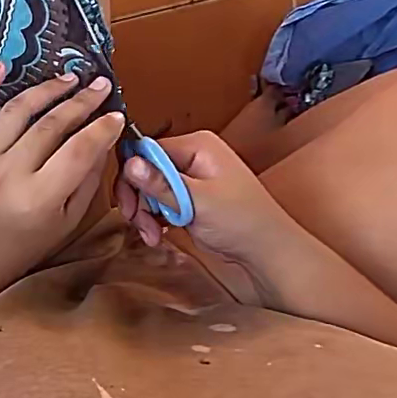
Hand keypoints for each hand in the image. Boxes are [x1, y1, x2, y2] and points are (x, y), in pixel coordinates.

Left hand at [0, 62, 124, 297]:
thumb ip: (87, 177)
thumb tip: (104, 136)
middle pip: (50, 126)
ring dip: (46, 90)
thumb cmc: (32, 241)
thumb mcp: (70, 218)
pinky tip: (0, 66)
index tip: (116, 115)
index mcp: (38, 198)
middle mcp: (7, 175)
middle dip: (81, 103)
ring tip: (70, 79)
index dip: (101, 129)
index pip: (77, 151)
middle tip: (101, 86)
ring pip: (15, 111)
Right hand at [115, 131, 302, 273]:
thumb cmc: (243, 222)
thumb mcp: (197, 201)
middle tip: (138, 222)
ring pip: (151, 190)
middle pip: (146, 171)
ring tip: (152, 235)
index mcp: (197, 146)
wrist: (267, 251)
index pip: (147, 151)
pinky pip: (162, 203)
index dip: (133, 177)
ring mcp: (192, 179)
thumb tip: (130, 163)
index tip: (129, 204)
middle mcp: (193, 157)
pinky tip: (158, 234)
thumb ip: (161, 183)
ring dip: (146, 214)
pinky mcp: (191, 199)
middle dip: (139, 200)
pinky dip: (156, 219)